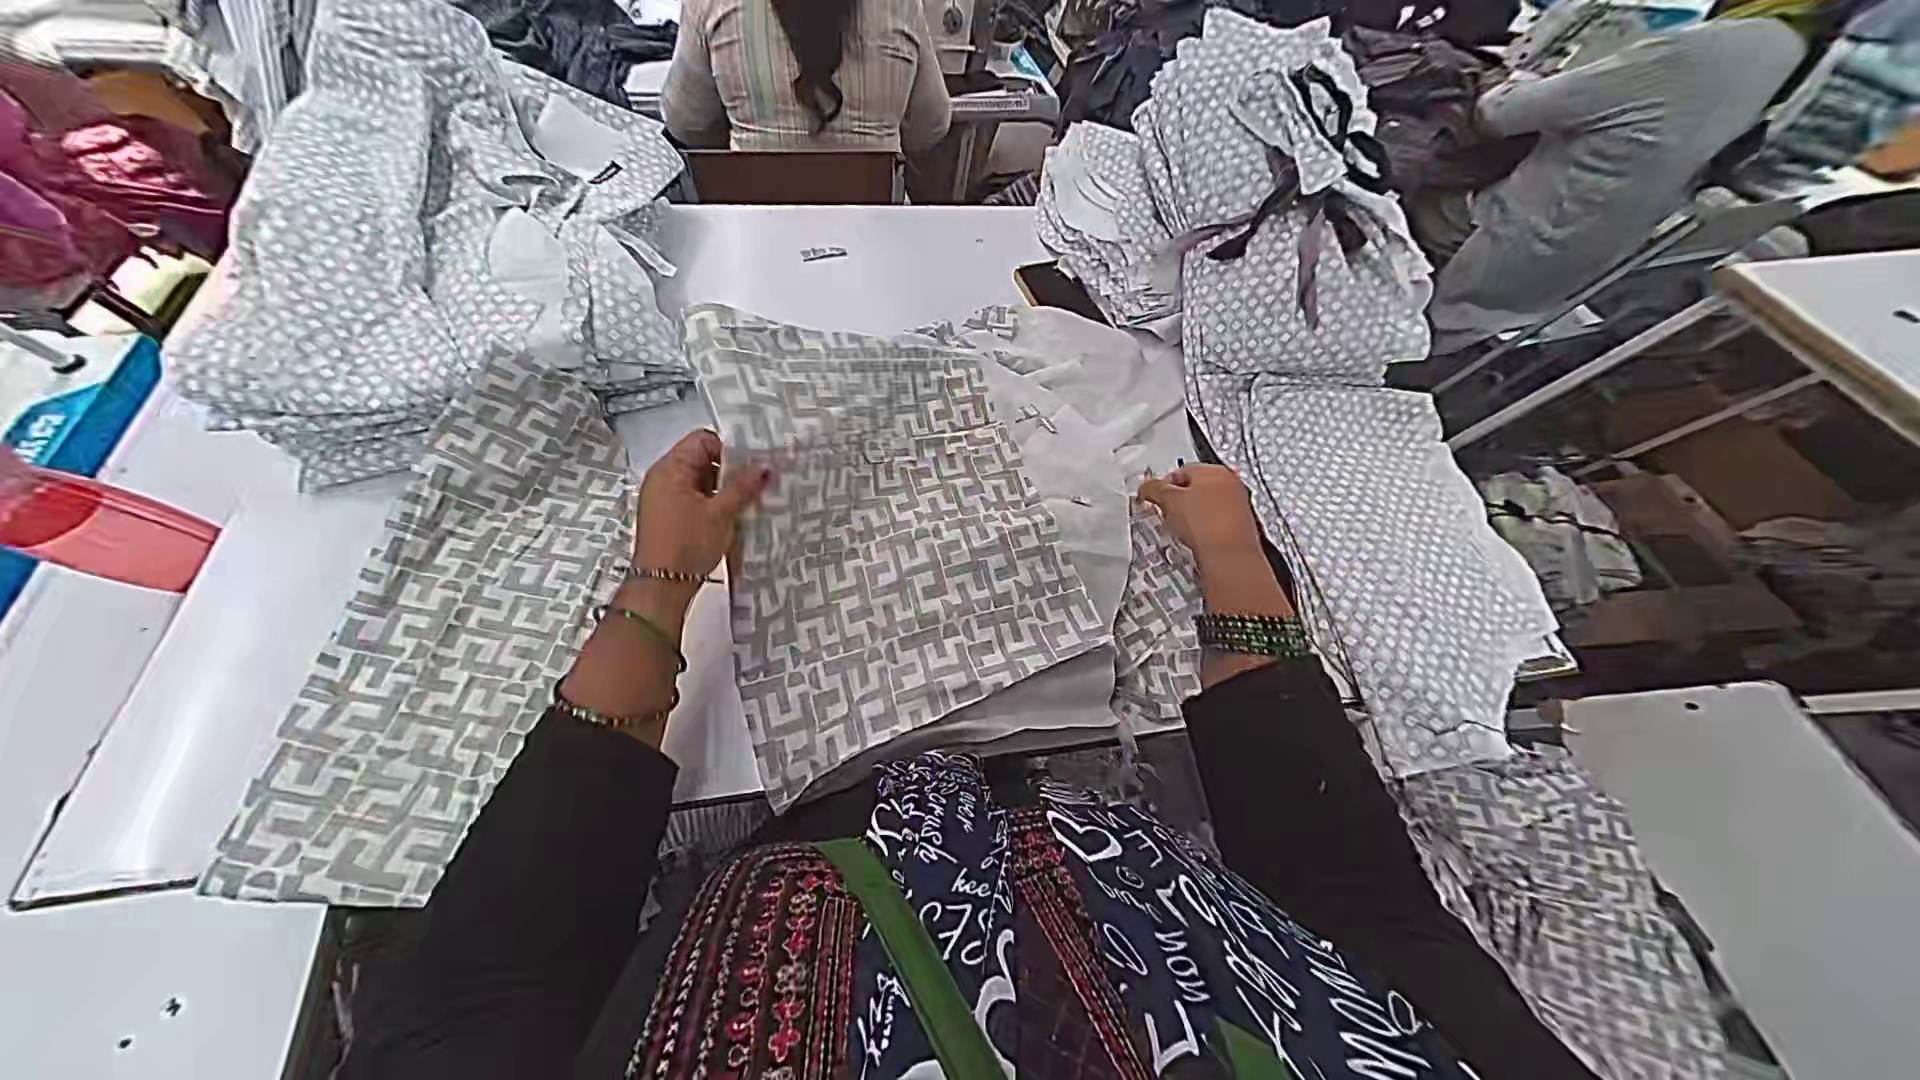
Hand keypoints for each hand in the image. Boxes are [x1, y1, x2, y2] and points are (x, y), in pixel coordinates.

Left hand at [632, 430, 768, 608]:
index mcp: (671, 468)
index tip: (754, 463)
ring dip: (726, 488)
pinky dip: (717, 502)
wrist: (662, 585)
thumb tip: (764, 468)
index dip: (731, 449)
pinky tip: (737, 513)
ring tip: (752, 499)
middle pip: (704, 459)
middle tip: (759, 481)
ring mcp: (667, 497)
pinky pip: (698, 498)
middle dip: (732, 470)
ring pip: (703, 480)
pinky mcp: (672, 515)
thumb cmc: (686, 544)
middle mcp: (665, 477)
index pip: (704, 440)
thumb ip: (743, 487)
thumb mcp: (721, 513)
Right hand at [1137, 464, 1264, 568]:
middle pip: (1195, 487)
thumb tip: (1147, 487)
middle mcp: (1231, 482)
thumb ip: (1154, 489)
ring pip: (1207, 503)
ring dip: (1192, 514)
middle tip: (1168, 513)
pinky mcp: (1242, 523)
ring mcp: (1239, 502)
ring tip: (1182, 528)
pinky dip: (1206, 526)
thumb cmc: (1205, 525)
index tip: (1155, 498)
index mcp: (1213, 470)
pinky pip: (1217, 519)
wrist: (1229, 555)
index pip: (1179, 471)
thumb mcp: (1168, 501)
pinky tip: (1198, 537)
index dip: (1163, 486)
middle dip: (1179, 499)